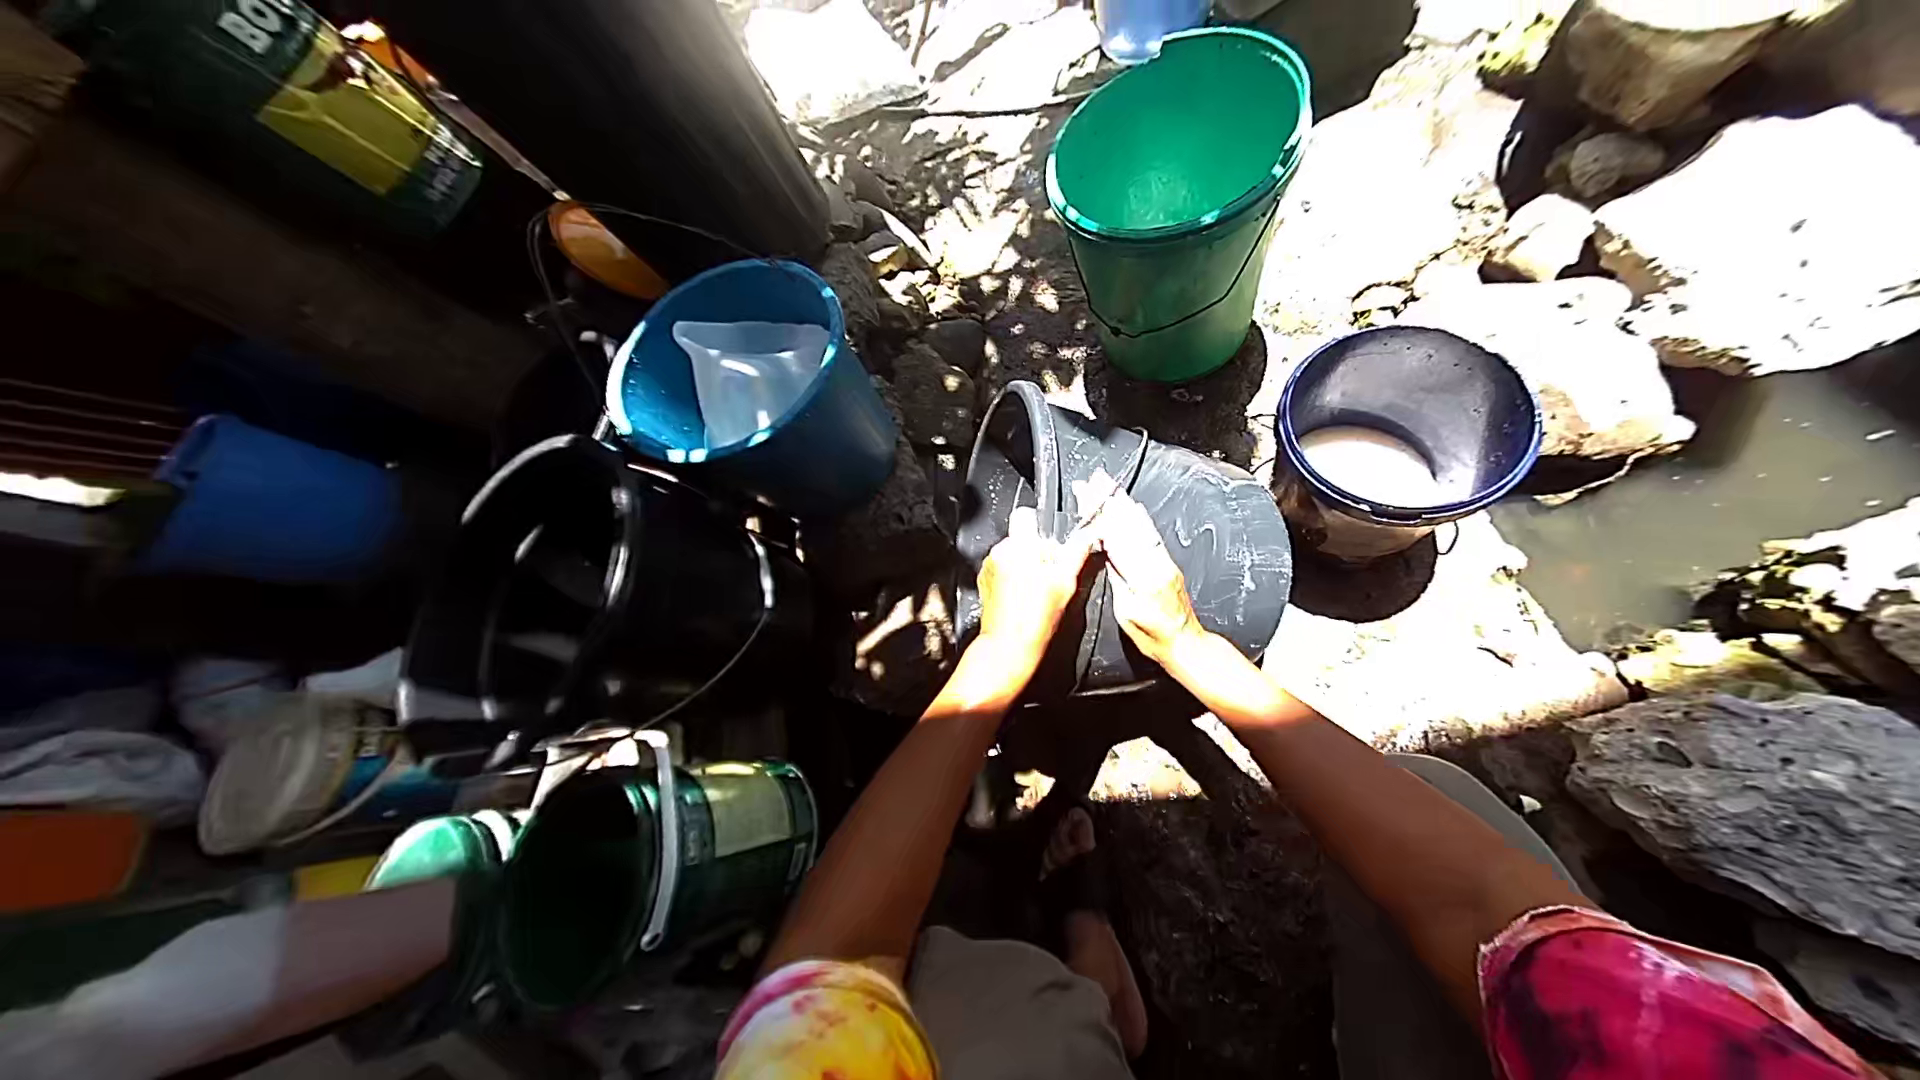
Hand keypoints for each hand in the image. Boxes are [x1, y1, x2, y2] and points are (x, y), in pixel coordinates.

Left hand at [976, 504, 1095, 665]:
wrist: (1008, 645)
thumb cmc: (1034, 618)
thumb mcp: (1065, 582)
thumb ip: (1076, 552)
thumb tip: (1088, 535)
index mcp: (1018, 546)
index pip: (1026, 514)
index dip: (1041, 525)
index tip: (1051, 543)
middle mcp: (999, 552)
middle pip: (1022, 537)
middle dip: (1037, 551)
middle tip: (1050, 574)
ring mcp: (989, 567)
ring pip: (1012, 554)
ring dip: (1025, 564)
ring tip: (1037, 589)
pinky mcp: (984, 581)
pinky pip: (1002, 569)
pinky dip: (1013, 577)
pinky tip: (1024, 595)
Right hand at [1074, 476, 1201, 665]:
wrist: (1186, 644)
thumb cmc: (1153, 637)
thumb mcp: (1125, 612)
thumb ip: (1117, 579)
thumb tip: (1106, 553)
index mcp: (1142, 576)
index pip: (1116, 537)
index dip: (1099, 514)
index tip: (1086, 496)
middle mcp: (1156, 563)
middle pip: (1129, 525)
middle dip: (1110, 500)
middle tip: (1096, 480)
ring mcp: (1165, 562)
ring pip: (1142, 527)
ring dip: (1124, 505)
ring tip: (1110, 487)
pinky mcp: (1169, 564)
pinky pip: (1153, 535)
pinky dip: (1141, 519)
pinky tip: (1134, 508)